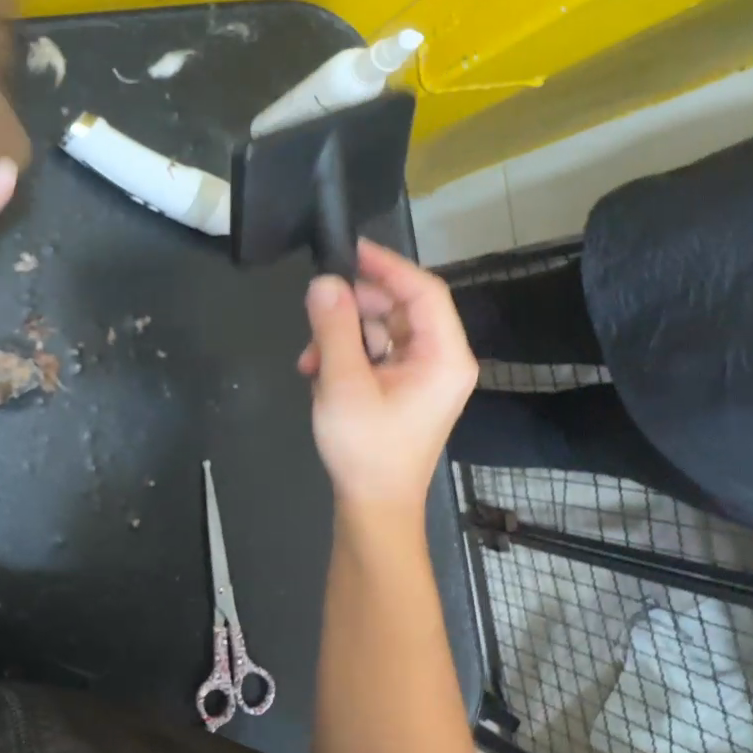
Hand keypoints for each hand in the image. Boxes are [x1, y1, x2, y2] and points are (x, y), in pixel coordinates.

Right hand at [297, 241, 477, 517]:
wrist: (373, 503)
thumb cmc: (366, 447)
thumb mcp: (342, 383)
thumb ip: (333, 329)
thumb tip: (323, 282)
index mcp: (443, 356)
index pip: (423, 291)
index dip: (387, 265)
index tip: (348, 249)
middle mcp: (439, 359)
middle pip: (397, 307)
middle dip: (352, 308)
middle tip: (314, 313)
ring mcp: (420, 374)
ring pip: (379, 328)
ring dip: (340, 335)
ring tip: (308, 358)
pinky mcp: (400, 386)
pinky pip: (373, 351)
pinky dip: (343, 354)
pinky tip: (316, 371)